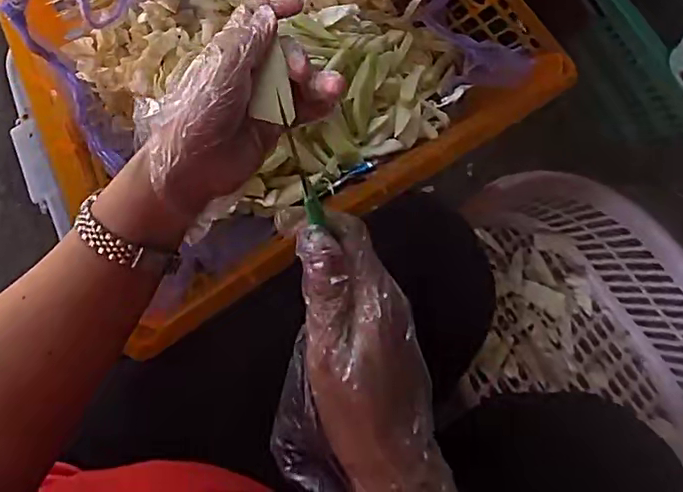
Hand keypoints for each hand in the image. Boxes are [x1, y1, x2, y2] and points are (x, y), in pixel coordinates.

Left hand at [139, 0, 345, 216]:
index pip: (255, 17)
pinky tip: (331, 102)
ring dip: (317, 80)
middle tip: (299, 74)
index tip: (301, 1)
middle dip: (297, 56)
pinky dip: (318, 104)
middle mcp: (248, 68)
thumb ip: (249, 40)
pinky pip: (302, 108)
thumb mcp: (224, 67)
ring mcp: (262, 97)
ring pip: (298, 80)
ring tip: (331, 89)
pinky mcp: (273, 124)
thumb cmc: (201, 108)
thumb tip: (269, 13)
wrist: (191, 165)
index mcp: (231, 48)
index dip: (276, 5)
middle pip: (284, 50)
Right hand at [296, 212, 455, 491]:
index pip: (353, 232)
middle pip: (357, 245)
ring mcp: (396, 312)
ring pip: (360, 265)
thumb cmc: (356, 410)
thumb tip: (315, 234)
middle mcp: (392, 294)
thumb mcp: (328, 350)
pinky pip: (364, 286)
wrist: (398, 464)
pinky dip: (340, 277)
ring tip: (297, 261)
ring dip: (330, 255)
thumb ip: (323, 291)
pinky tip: (321, 293)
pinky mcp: (393, 329)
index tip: (287, 221)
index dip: (322, 218)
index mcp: (376, 294)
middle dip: (323, 233)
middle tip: (284, 239)